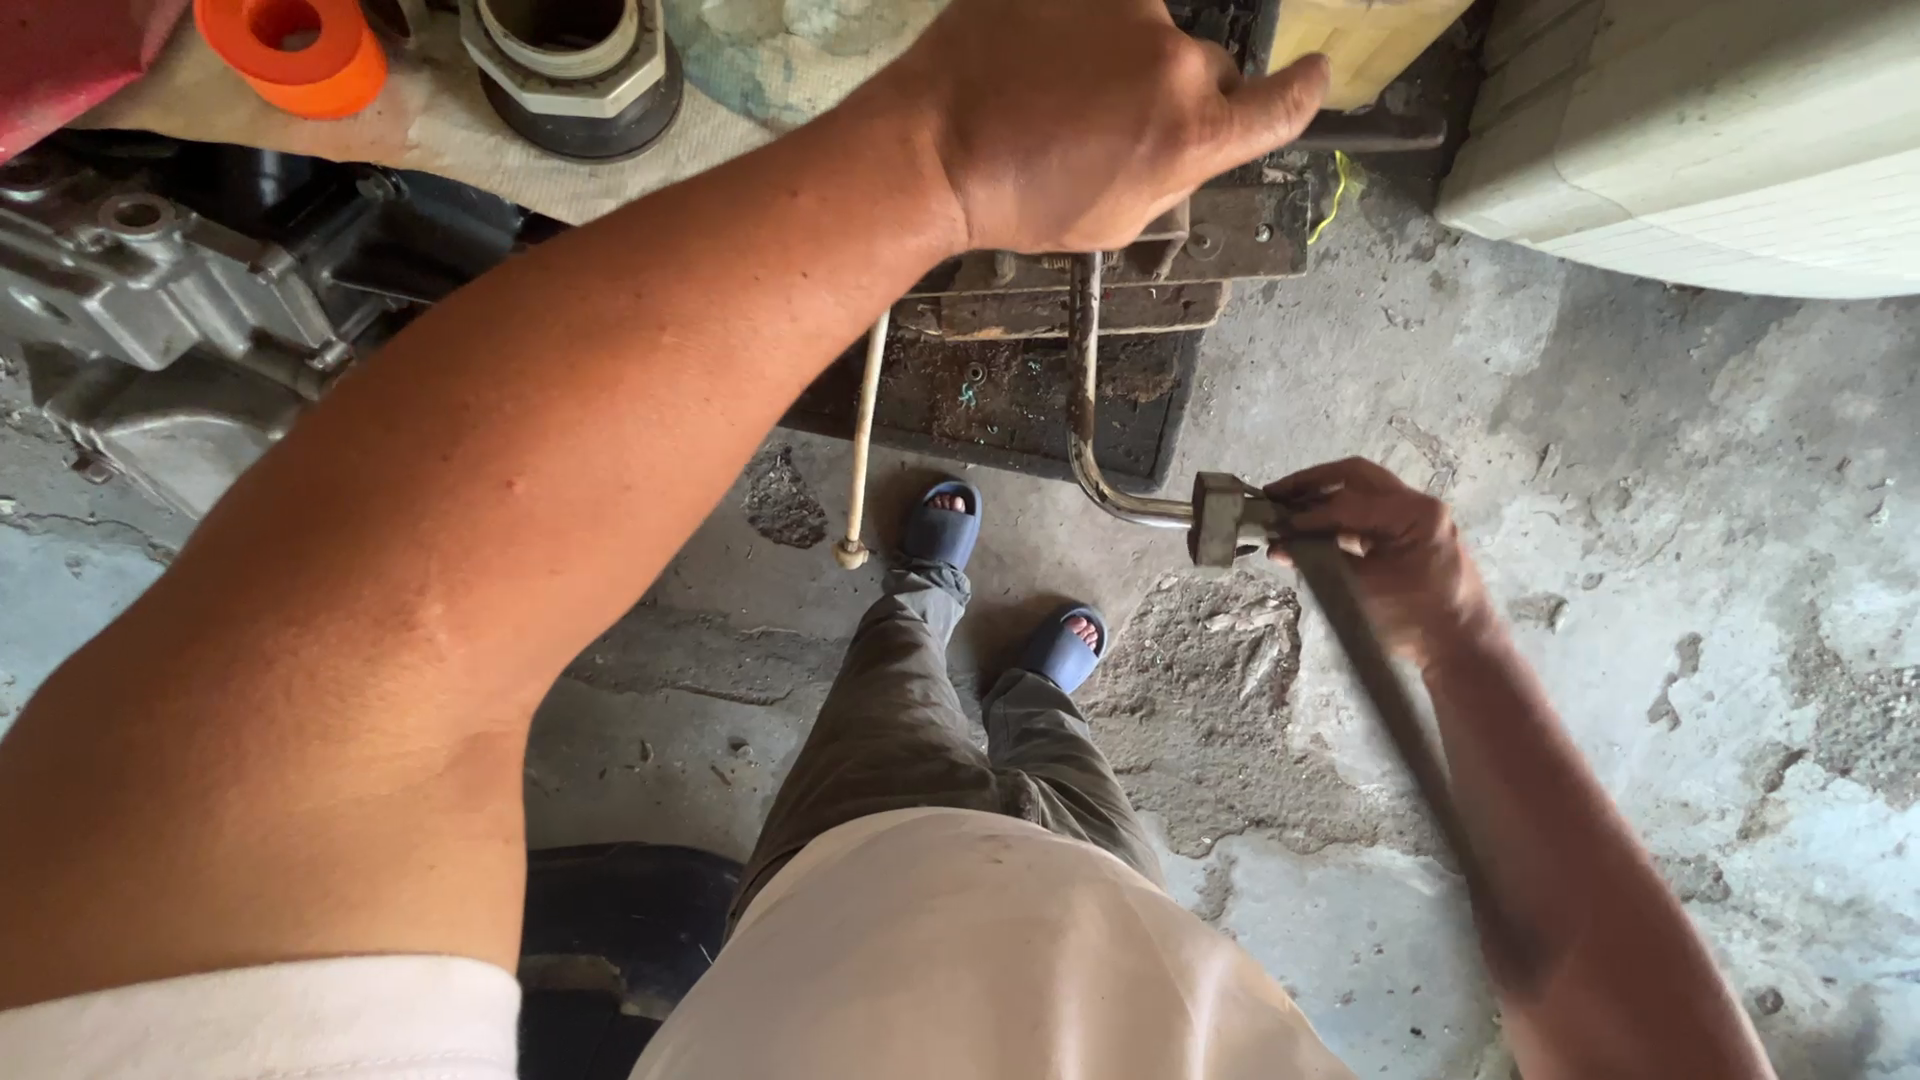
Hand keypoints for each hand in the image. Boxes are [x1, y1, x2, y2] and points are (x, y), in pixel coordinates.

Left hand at [869, 0, 1330, 252]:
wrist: (936, 148)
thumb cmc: (1021, 205)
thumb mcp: (1113, 225)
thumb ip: (1171, 179)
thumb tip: (1189, 147)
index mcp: (1188, 134)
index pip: (1282, 105)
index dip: (1301, 94)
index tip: (1307, 81)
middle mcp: (1173, 60)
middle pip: (1205, 71)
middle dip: (1173, 100)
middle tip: (1112, 129)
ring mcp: (1126, 7)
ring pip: (1149, 37)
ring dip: (1121, 64)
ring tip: (1058, 99)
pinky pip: (1101, 10)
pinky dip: (1082, 34)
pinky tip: (1041, 64)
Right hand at [1266, 458, 1498, 671]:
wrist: (1461, 648)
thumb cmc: (1415, 619)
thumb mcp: (1363, 587)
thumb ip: (1320, 560)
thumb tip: (1278, 547)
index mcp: (1414, 513)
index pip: (1348, 501)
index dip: (1308, 513)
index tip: (1277, 526)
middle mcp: (1417, 506)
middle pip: (1355, 477)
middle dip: (1312, 482)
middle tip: (1274, 494)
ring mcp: (1415, 519)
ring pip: (1361, 491)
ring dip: (1323, 497)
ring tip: (1286, 509)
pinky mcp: (1408, 535)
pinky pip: (1368, 515)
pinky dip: (1338, 517)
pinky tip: (1311, 529)